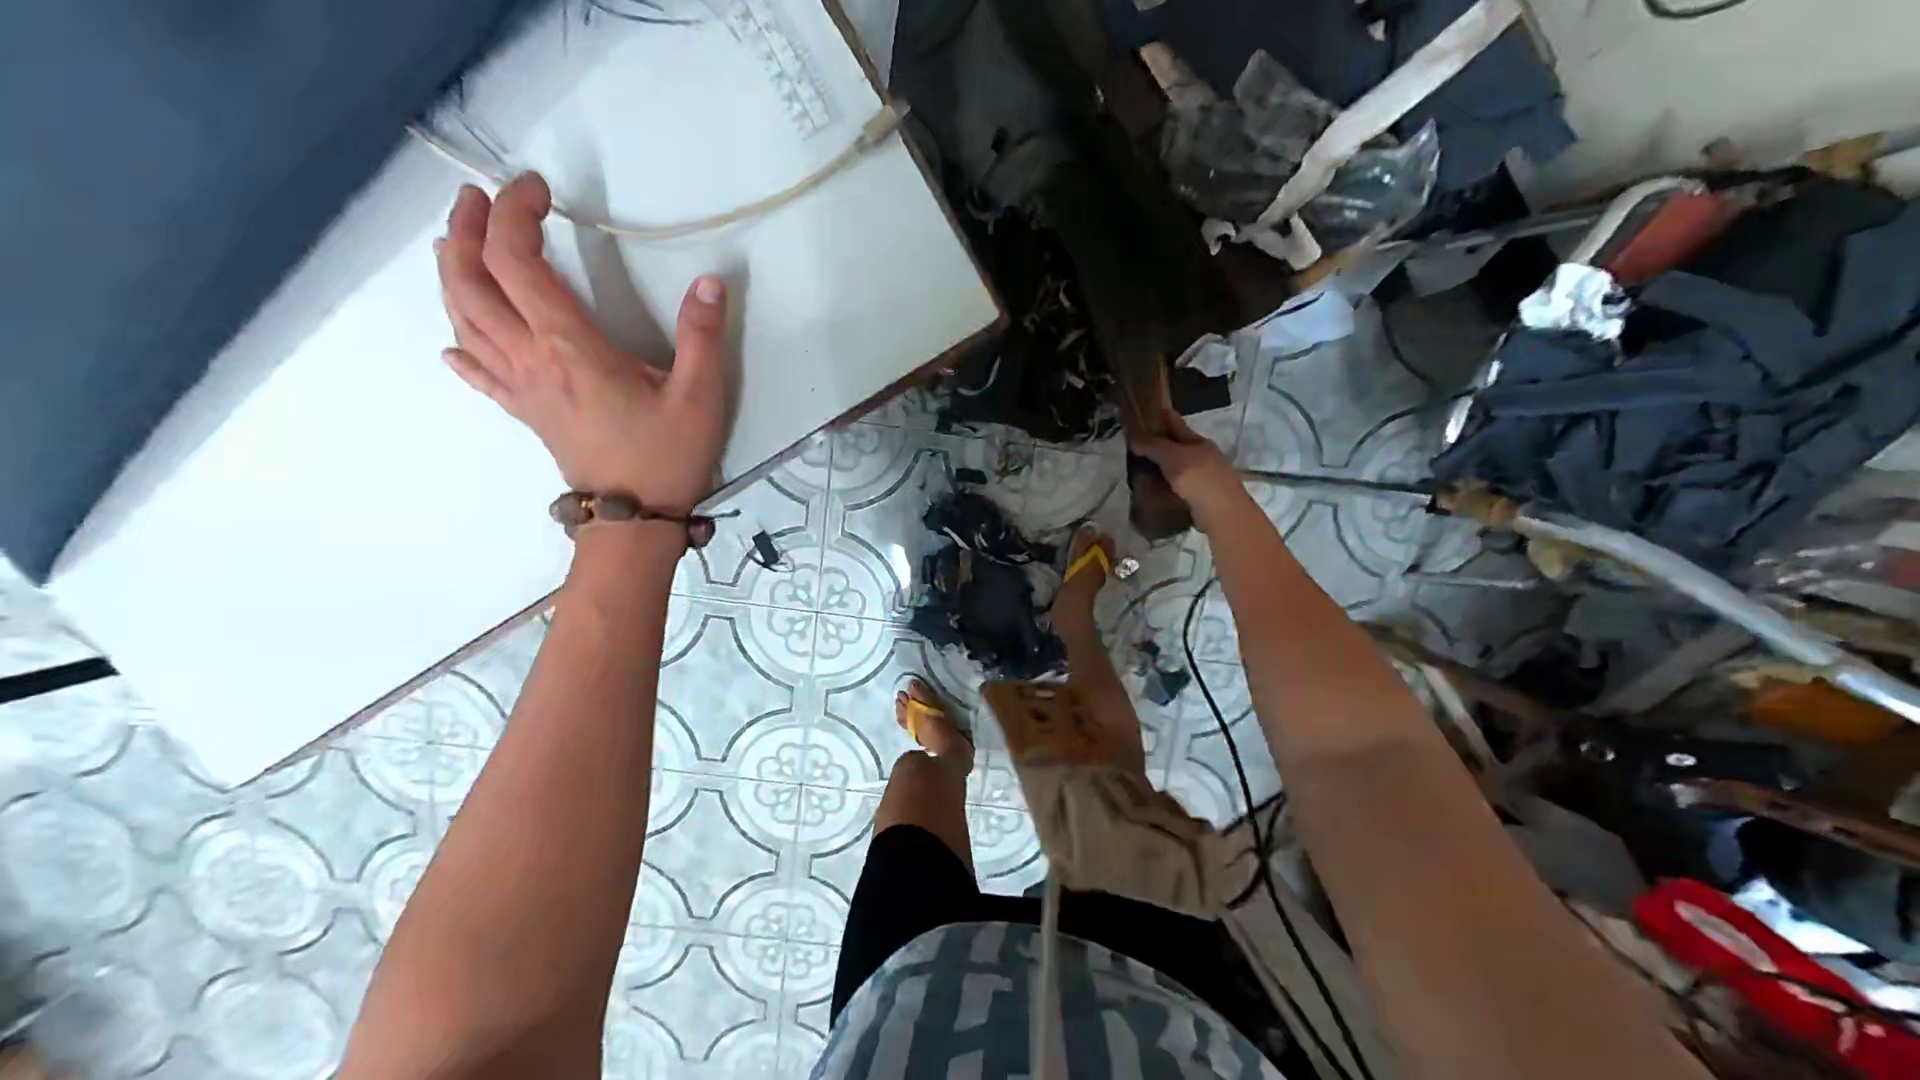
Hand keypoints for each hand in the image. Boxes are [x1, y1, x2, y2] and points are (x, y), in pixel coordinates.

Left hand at [435, 174, 728, 514]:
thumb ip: (703, 336)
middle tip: (480, 200)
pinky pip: (476, 369)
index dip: (516, 213)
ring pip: (461, 318)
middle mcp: (530, 359)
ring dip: (453, 272)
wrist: (634, 520)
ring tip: (462, 244)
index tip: (538, 189)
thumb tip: (710, 283)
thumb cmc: (666, 457)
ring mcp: (520, 387)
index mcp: (569, 347)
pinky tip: (457, 338)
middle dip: (466, 229)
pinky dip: (460, 342)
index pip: (517, 261)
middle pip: (469, 281)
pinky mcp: (524, 411)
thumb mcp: (701, 396)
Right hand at [1132, 409, 1247, 529]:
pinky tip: (1152, 487)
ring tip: (1138, 466)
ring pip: (1176, 465)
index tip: (1142, 412)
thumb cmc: (1199, 478)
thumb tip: (1133, 438)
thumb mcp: (1172, 457)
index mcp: (1198, 441)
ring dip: (1160, 465)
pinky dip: (1164, 483)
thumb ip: (1153, 446)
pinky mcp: (1199, 495)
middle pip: (1176, 444)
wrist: (1222, 512)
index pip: (1175, 422)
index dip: (1159, 415)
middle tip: (1132, 443)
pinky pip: (1177, 484)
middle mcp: (1202, 455)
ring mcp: (1202, 476)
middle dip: (1157, 442)